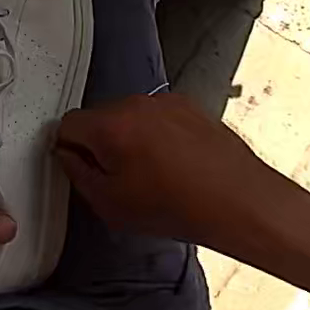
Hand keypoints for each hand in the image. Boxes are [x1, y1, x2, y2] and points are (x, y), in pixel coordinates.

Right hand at [55, 92, 291, 246]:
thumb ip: (77, 173)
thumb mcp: (110, 204)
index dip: (69, 148)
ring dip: (128, 137)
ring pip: (127, 116)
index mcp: (109, 126)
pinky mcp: (189, 106)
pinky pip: (155, 116)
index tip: (82, 167)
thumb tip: (68, 155)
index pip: (67, 124)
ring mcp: (164, 102)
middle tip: (118, 176)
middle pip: (97, 117)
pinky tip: (172, 162)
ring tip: (151, 172)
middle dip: (100, 142)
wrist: (241, 204)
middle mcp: (134, 104)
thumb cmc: (177, 208)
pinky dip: (156, 133)